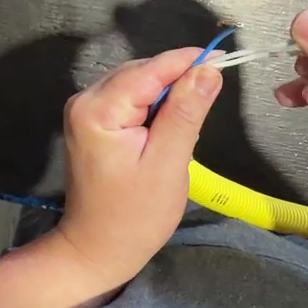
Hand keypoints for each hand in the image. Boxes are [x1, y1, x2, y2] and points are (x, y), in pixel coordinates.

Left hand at [50, 47, 221, 291]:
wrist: (96, 250)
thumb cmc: (135, 215)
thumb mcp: (168, 163)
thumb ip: (186, 112)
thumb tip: (208, 69)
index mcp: (98, 108)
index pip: (149, 70)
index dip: (187, 61)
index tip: (223, 57)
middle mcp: (85, 99)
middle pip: (142, 73)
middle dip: (176, 81)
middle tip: (209, 100)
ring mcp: (85, 109)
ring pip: (137, 84)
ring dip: (166, 96)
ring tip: (186, 126)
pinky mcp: (91, 120)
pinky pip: (129, 99)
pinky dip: (153, 107)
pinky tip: (165, 130)